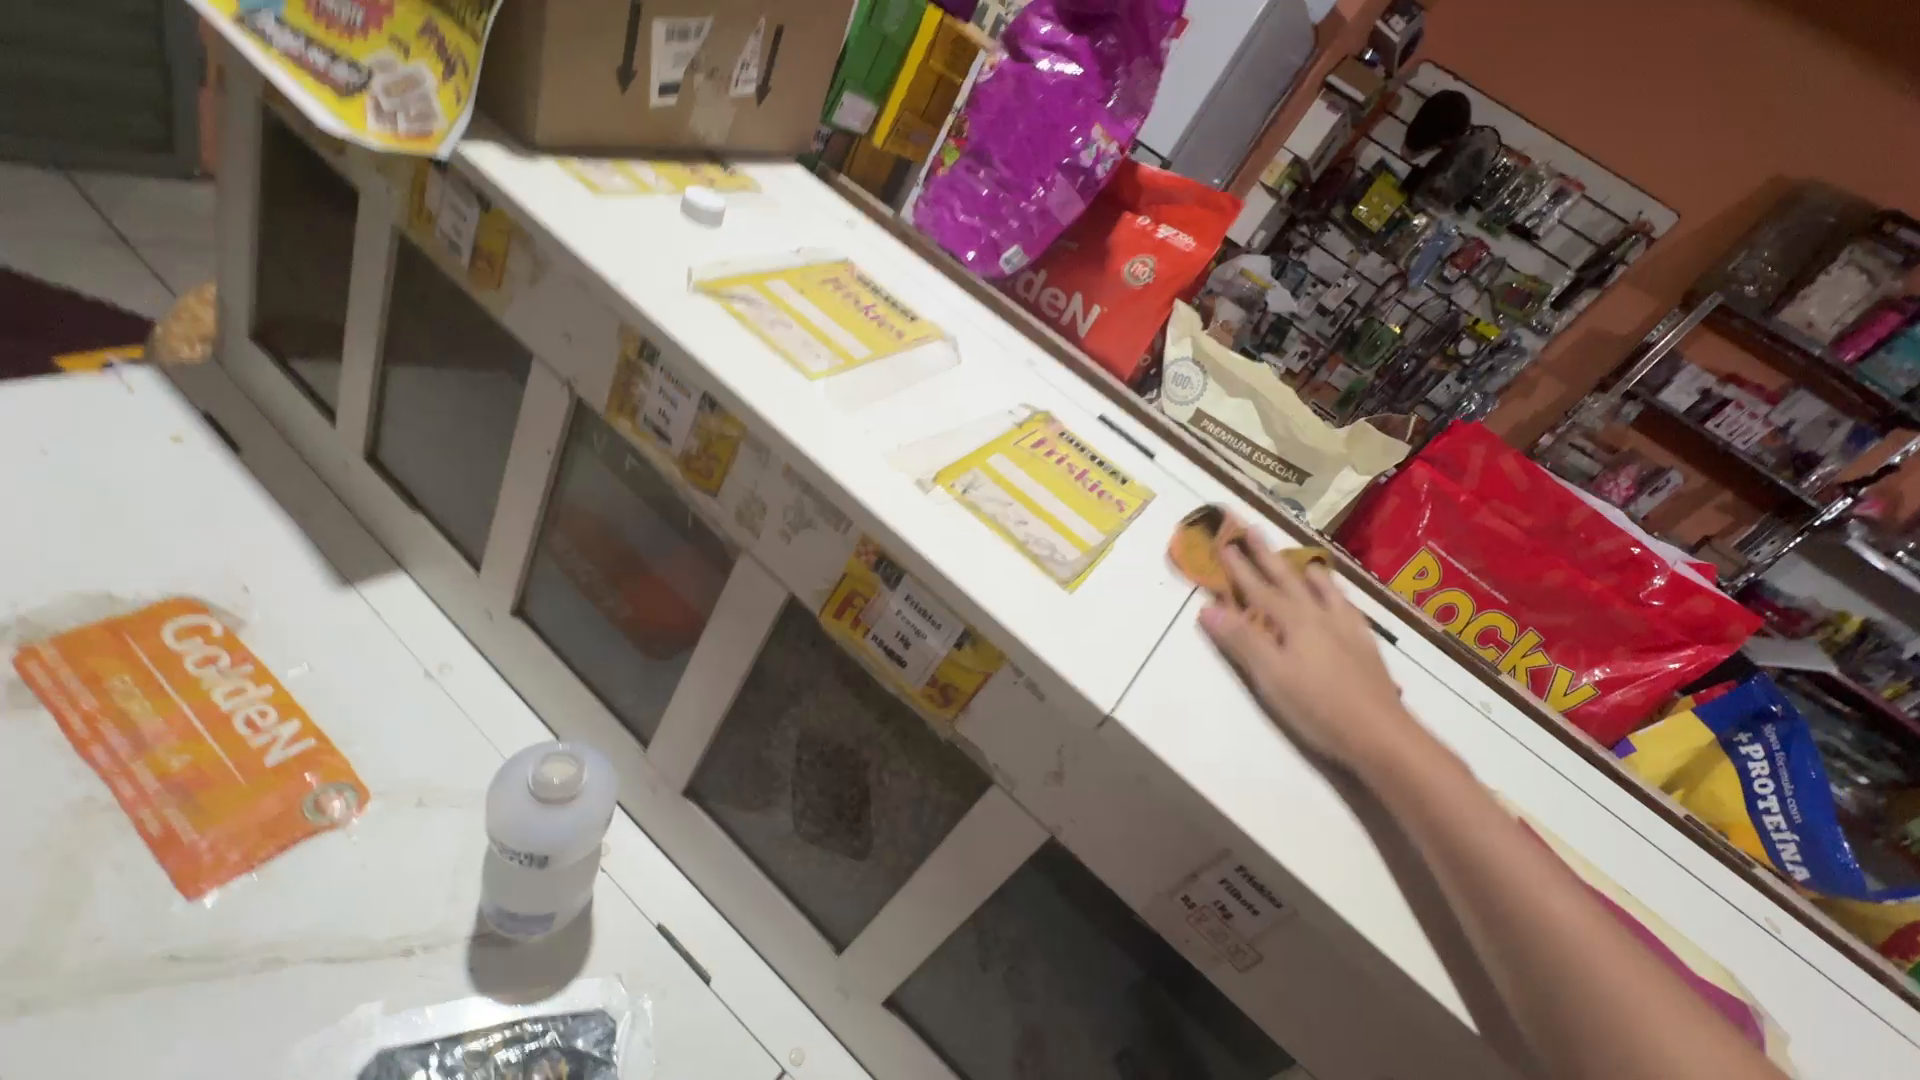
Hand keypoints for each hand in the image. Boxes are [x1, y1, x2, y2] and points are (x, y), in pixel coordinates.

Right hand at [1199, 528, 1415, 769]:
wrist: (1380, 734)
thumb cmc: (1318, 706)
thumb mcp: (1270, 675)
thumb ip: (1241, 639)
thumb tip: (1207, 607)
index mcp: (1293, 622)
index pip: (1258, 589)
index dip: (1239, 567)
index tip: (1223, 542)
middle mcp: (1319, 616)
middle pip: (1288, 580)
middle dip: (1268, 556)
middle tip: (1254, 529)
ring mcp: (1346, 629)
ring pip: (1324, 591)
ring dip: (1307, 573)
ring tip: (1302, 560)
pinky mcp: (1365, 646)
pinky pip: (1348, 609)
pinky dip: (1338, 597)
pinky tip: (1341, 602)